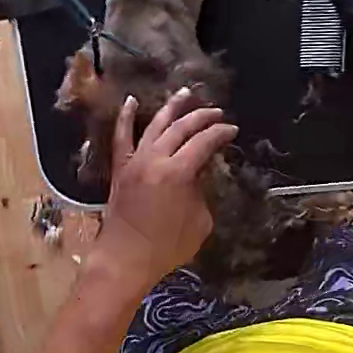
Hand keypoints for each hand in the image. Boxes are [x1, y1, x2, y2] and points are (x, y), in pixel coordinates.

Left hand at [90, 88, 237, 297]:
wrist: (127, 258)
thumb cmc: (168, 246)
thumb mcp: (200, 221)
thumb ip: (201, 191)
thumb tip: (198, 174)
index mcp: (178, 173)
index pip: (204, 143)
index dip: (220, 133)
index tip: (232, 130)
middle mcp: (155, 159)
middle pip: (181, 128)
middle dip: (202, 117)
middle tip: (217, 112)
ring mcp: (135, 161)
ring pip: (154, 125)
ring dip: (172, 108)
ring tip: (185, 94)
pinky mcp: (120, 168)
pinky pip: (122, 136)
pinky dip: (126, 117)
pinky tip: (133, 102)